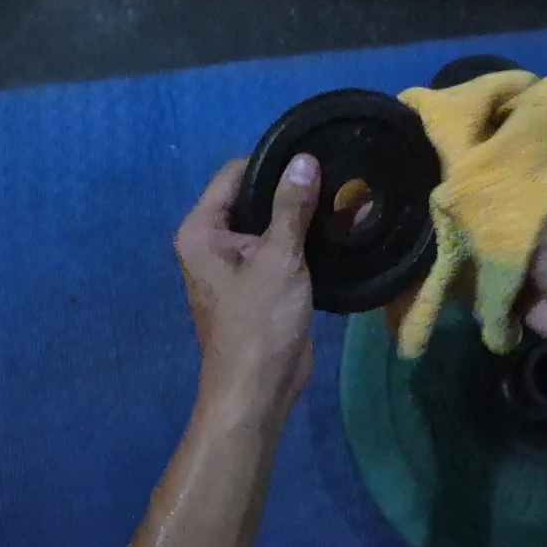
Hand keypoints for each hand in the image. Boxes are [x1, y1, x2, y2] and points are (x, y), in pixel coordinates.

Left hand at [174, 155, 322, 419]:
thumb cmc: (260, 322)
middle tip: (337, 174)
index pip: (235, 174)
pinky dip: (306, 238)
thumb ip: (292, 207)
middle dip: (292, 189)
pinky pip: (282, 247)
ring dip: (303, 214)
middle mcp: (213, 242)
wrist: (260, 390)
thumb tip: (304, 159)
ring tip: (344, 195)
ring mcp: (237, 263)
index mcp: (202, 230)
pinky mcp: (261, 281)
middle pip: (254, 197)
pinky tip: (340, 227)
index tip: (313, 156)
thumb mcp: (279, 259)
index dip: (272, 163)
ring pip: (272, 223)